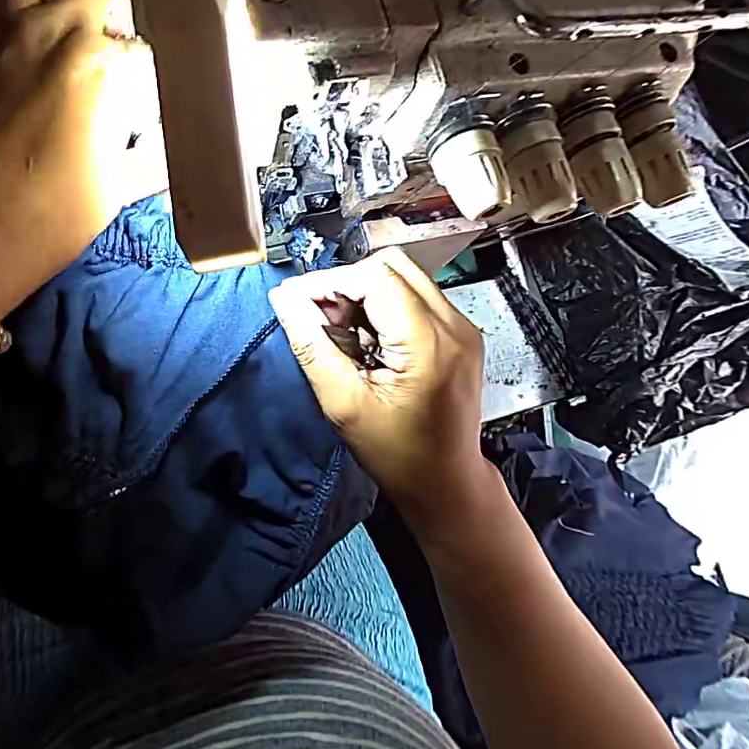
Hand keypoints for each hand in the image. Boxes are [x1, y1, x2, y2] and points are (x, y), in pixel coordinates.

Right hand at [268, 248, 501, 527]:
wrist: (447, 482)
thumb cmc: (400, 455)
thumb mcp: (345, 404)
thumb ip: (312, 347)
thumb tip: (286, 301)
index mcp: (429, 343)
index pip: (374, 277)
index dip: (329, 282)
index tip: (298, 300)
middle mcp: (454, 326)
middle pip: (391, 266)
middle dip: (347, 284)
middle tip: (321, 317)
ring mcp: (462, 328)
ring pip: (404, 277)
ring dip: (365, 294)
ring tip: (344, 333)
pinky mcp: (460, 334)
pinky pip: (417, 297)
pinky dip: (385, 306)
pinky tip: (369, 340)